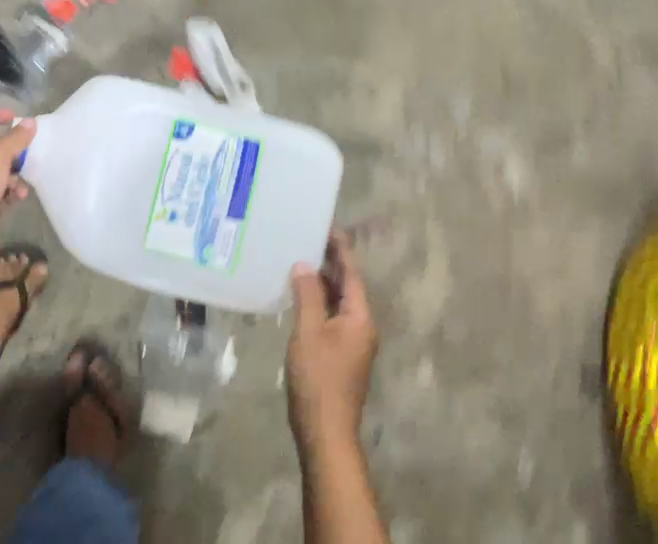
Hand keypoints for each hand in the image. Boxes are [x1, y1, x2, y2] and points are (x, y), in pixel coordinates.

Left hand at [0, 106, 34, 260]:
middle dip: (14, 149)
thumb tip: (30, 121)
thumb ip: (16, 139)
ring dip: (16, 174)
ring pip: (3, 171)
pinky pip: (5, 192)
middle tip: (29, 151)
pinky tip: (18, 197)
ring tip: (22, 180)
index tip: (12, 118)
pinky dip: (13, 192)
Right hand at [285, 232, 377, 449]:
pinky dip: (316, 301)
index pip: (352, 275)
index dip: (340, 250)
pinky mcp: (338, 354)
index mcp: (360, 318)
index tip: (326, 226)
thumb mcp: (309, 332)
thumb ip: (308, 296)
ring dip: (320, 282)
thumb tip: (305, 264)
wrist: (324, 430)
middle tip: (306, 236)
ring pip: (337, 303)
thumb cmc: (318, 378)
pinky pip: (329, 317)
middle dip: (329, 262)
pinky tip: (296, 296)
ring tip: (297, 258)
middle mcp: (361, 327)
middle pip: (347, 287)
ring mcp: (351, 343)